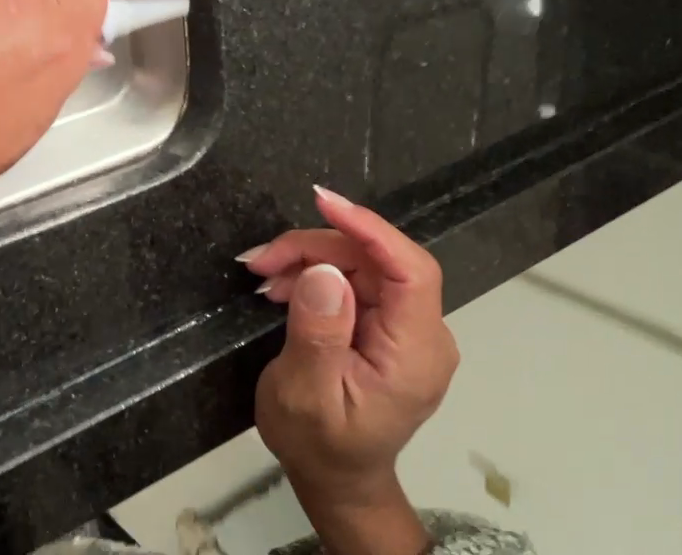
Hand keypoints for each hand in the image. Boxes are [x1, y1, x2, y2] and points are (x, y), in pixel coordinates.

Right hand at [239, 187, 458, 554]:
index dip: (370, 229)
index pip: (410, 271)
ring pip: (360, 265)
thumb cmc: (318, 443)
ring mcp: (406, 330)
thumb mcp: (305, 392)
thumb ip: (318, 332)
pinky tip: (280, 288)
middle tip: (259, 262)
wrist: (334, 479)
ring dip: (307, 260)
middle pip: (376, 261)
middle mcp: (421, 335)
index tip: (322, 202)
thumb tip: (324, 272)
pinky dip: (313, 275)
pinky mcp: (386, 328)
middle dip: (315, 248)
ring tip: (262, 278)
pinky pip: (354, 281)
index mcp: (414, 353)